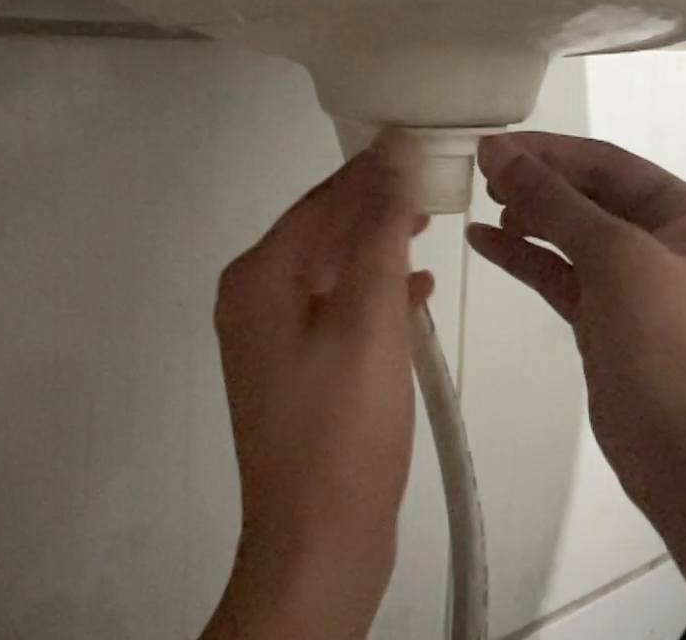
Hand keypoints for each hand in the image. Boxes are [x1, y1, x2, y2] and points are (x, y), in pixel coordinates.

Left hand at [200, 132, 433, 639]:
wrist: (318, 542)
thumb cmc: (343, 425)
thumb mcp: (368, 316)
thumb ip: (380, 230)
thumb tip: (393, 151)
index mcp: (259, 278)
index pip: (320, 201)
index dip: (370, 170)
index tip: (417, 141)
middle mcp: (254, 299)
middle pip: (321, 232)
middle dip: (374, 207)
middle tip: (431, 182)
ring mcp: (271, 338)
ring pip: (331, 271)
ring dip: (377, 248)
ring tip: (427, 224)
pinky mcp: (296, 369)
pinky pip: (335, 310)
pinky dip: (372, 295)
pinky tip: (415, 292)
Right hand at [467, 132, 685, 624]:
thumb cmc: (676, 349)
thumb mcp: (619, 260)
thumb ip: (556, 203)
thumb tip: (501, 152)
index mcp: (685, 215)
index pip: (606, 162)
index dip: (547, 150)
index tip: (489, 146)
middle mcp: (662, 242)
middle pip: (588, 195)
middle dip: (536, 181)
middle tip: (478, 173)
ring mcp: (634, 287)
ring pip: (571, 236)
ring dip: (527, 217)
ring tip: (479, 205)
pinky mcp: (607, 325)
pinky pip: (561, 277)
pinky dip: (525, 259)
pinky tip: (485, 243)